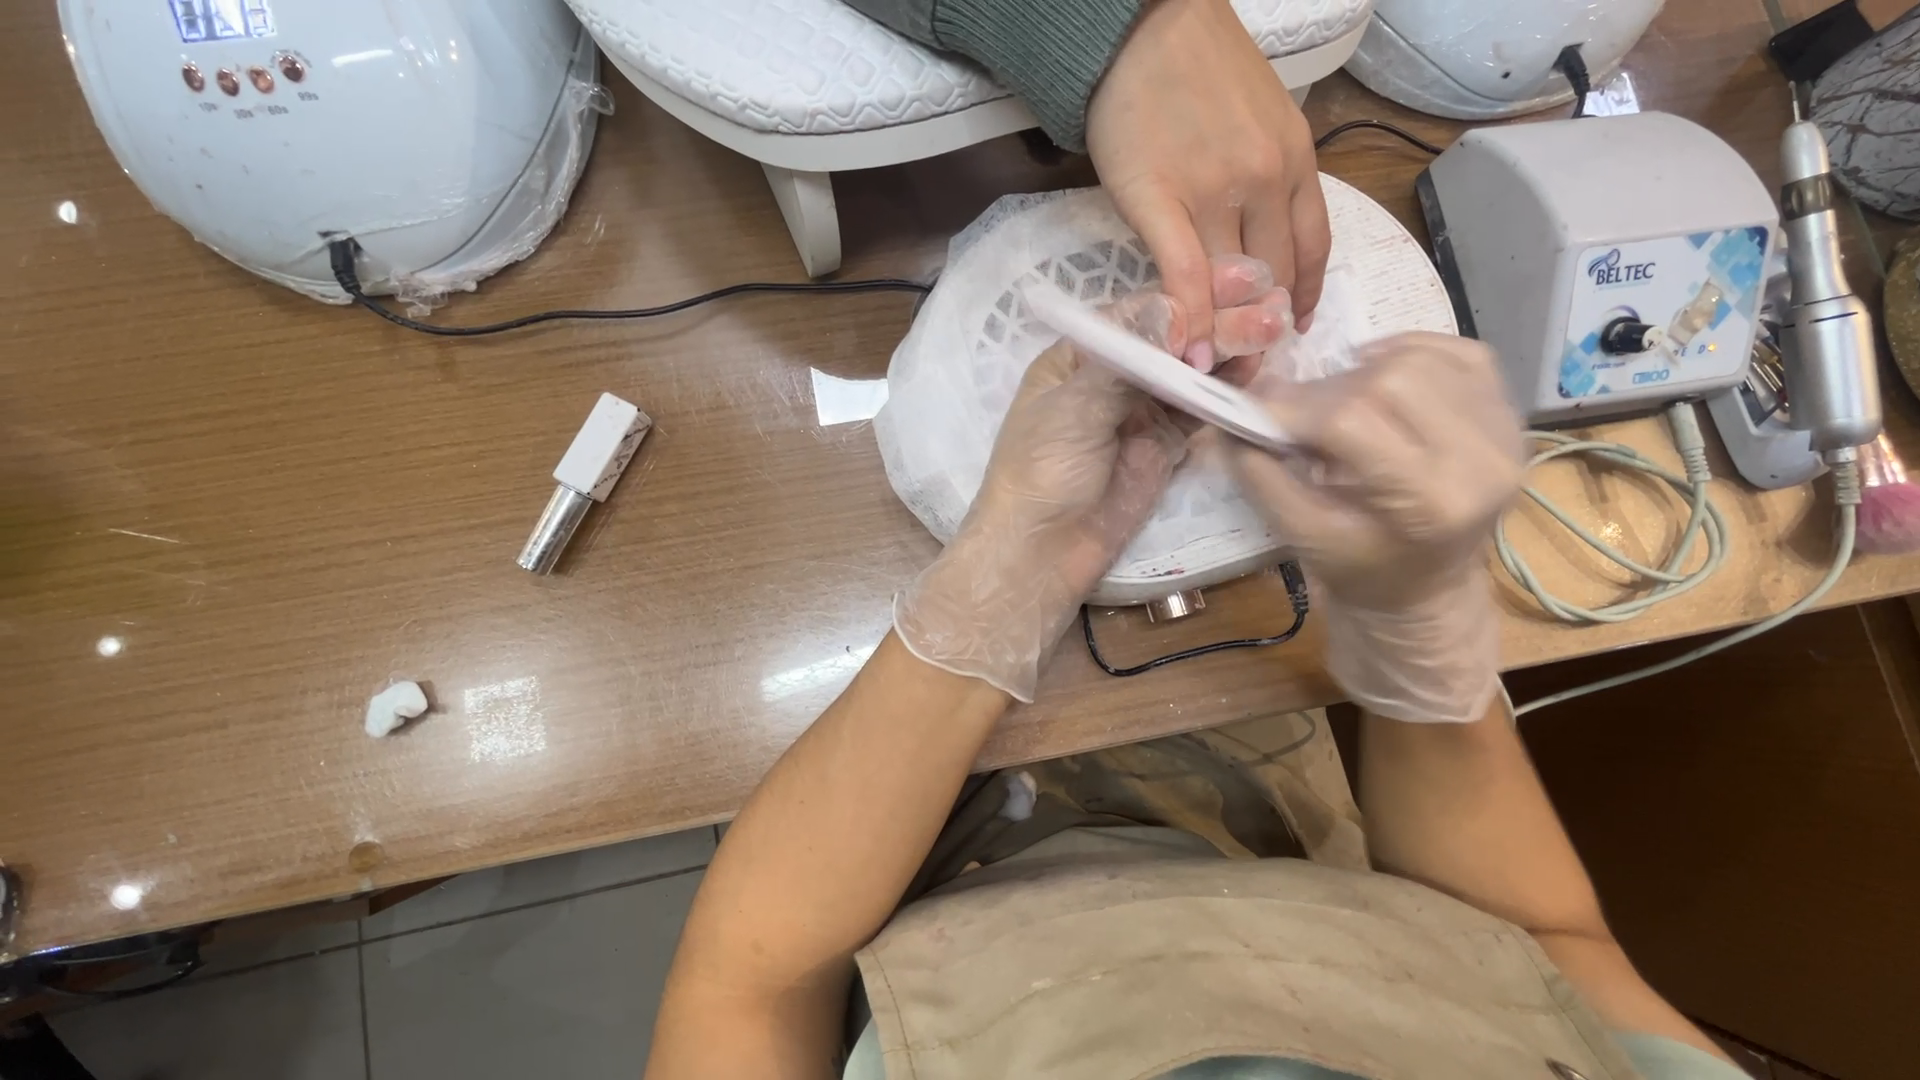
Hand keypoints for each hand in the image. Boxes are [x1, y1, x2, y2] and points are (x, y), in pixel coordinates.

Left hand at [894, 262, 1292, 700]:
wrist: (1043, 549)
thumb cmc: (1042, 472)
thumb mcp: (1074, 409)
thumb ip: (1125, 361)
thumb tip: (1172, 308)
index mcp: (1079, 355)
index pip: (1139, 312)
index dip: (1186, 298)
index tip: (1231, 285)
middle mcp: (1114, 374)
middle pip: (1173, 337)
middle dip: (1219, 319)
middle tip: (1269, 304)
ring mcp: (1142, 409)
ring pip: (1194, 370)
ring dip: (1232, 350)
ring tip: (1275, 326)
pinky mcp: (1166, 443)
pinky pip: (1201, 409)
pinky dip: (1228, 392)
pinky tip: (1257, 369)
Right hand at [1087, 0, 1329, 371]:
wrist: (1143, 28)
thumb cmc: (1199, 72)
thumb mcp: (1257, 121)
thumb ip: (1262, 182)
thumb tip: (1249, 245)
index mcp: (1295, 162)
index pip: (1312, 249)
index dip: (1302, 300)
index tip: (1289, 333)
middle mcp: (1267, 181)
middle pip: (1275, 276)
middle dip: (1263, 328)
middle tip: (1247, 366)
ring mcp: (1216, 193)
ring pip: (1231, 285)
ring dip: (1225, 334)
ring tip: (1215, 369)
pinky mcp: (1162, 201)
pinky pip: (1183, 275)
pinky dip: (1188, 320)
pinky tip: (1187, 352)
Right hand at [1227, 334, 1526, 722]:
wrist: (1423, 588)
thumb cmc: (1358, 568)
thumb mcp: (1298, 534)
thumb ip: (1260, 474)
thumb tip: (1231, 413)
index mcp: (1431, 503)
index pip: (1352, 422)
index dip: (1292, 407)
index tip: (1251, 409)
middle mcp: (1484, 460)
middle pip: (1386, 381)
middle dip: (1323, 391)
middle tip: (1291, 413)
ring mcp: (1506, 429)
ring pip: (1415, 360)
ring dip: (1359, 373)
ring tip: (1335, 406)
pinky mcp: (1510, 408)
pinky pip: (1453, 350)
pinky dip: (1404, 354)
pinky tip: (1376, 379)